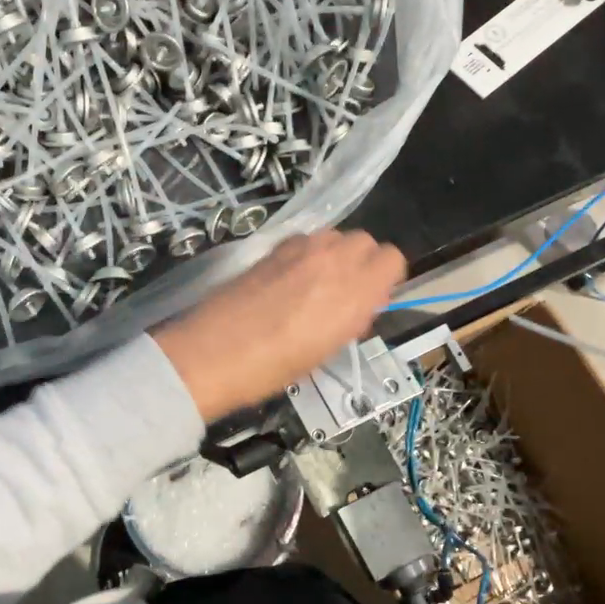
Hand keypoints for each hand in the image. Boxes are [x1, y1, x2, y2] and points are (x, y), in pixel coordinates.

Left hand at [152, 230, 405, 421]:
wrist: (212, 354)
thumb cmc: (273, 367)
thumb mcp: (326, 352)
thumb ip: (351, 319)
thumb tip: (357, 306)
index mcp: (355, 290)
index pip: (392, 258)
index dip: (386, 278)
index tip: (373, 298)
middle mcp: (332, 260)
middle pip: (365, 241)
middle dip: (361, 262)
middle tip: (344, 293)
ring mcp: (300, 249)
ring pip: (333, 236)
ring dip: (332, 255)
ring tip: (314, 286)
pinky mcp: (271, 248)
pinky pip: (304, 241)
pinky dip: (305, 255)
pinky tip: (286, 281)